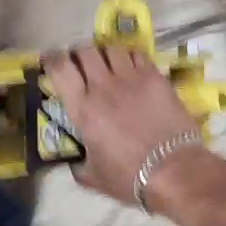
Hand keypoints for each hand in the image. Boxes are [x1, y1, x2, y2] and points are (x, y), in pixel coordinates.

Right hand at [43, 46, 205, 208]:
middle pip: (85, 51)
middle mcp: (103, 86)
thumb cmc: (130, 177)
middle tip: (81, 64)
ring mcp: (131, 78)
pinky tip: (132, 68)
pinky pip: (137, 54)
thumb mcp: (94, 177)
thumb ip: (79, 166)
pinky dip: (130, 57)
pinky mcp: (155, 77)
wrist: (175, 170)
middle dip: (79, 54)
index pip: (60, 69)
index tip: (51, 61)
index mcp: (83, 108)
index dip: (52, 59)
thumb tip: (75, 162)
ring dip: (105, 53)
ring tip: (108, 64)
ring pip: (111, 48)